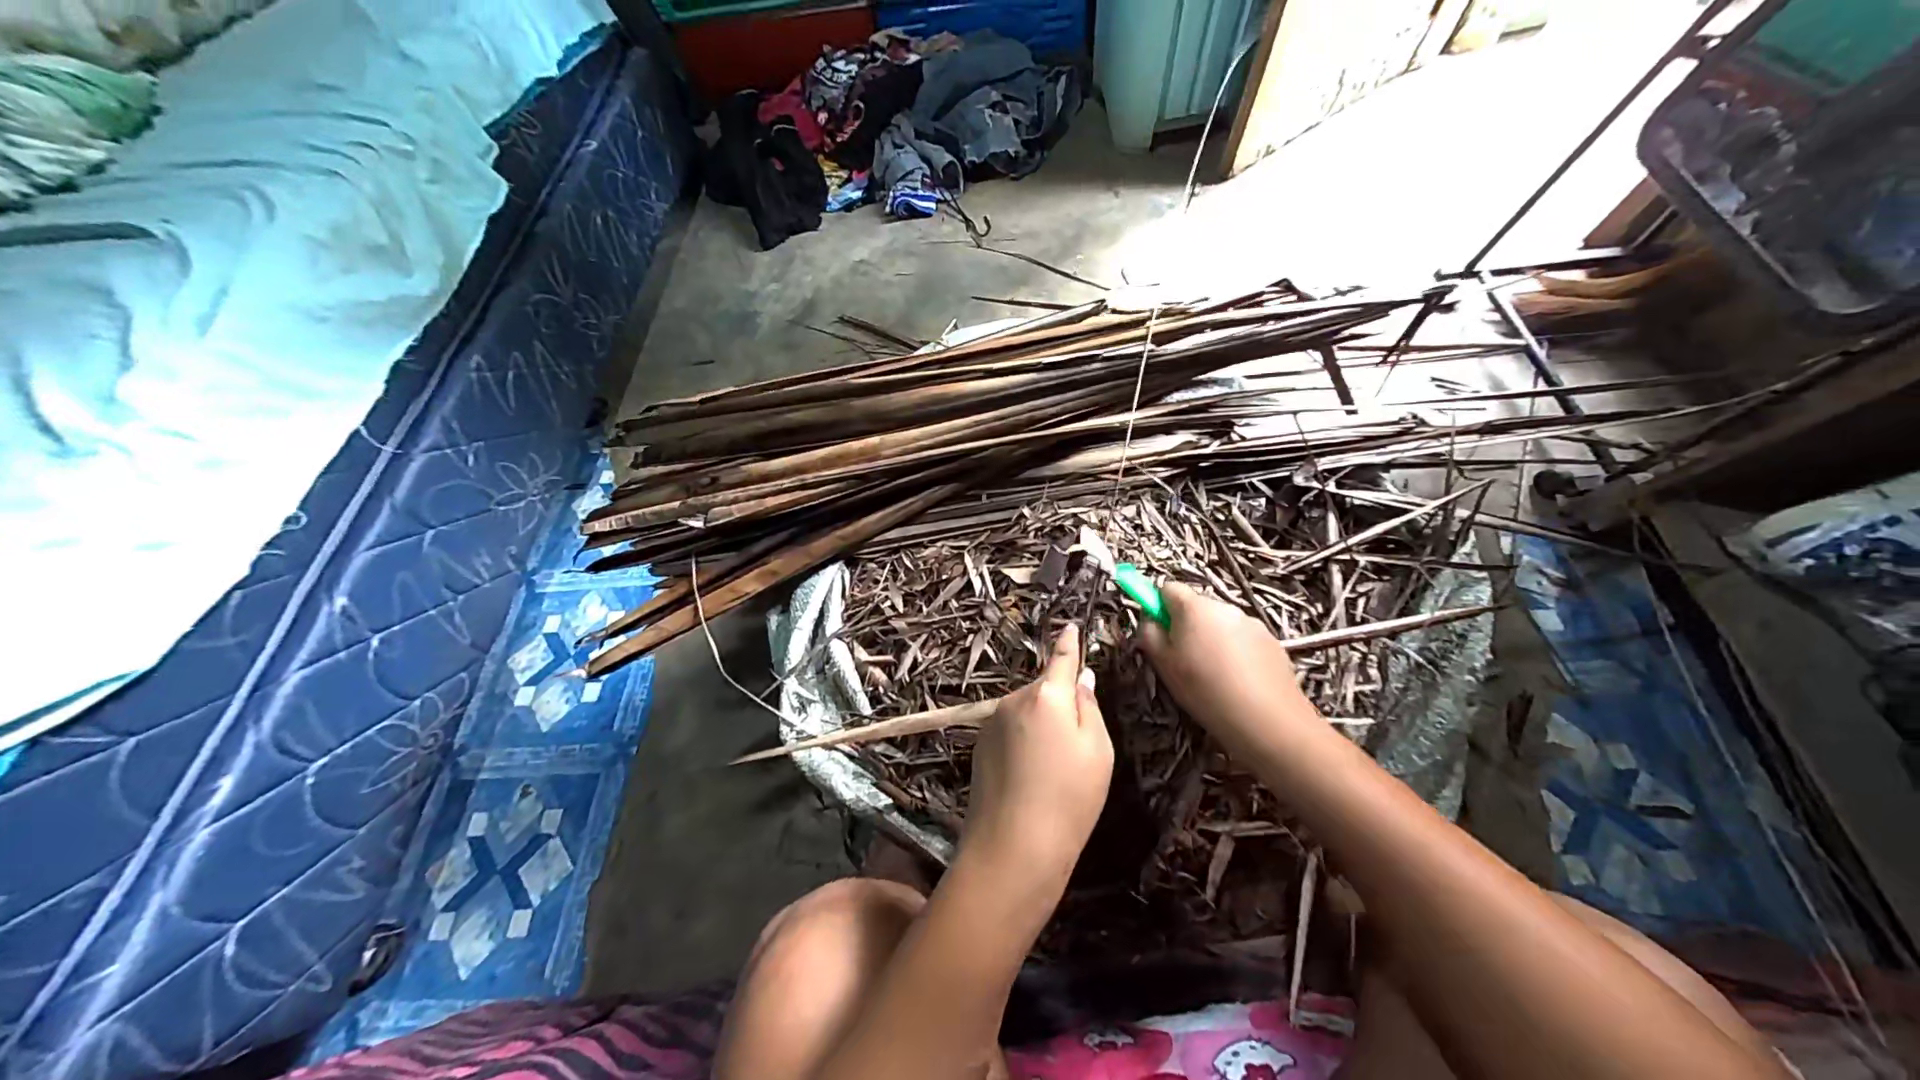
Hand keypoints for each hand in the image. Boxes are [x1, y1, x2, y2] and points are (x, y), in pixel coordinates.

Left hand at [964, 624, 1112, 874]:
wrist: (1014, 846)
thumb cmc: (1070, 797)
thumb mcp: (1098, 750)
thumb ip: (1088, 707)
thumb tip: (1080, 678)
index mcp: (1046, 694)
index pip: (1061, 658)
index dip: (1069, 643)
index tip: (1070, 627)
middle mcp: (1013, 699)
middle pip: (1043, 687)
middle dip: (1058, 698)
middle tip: (1078, 737)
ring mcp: (991, 723)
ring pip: (1025, 710)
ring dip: (1040, 721)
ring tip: (1055, 764)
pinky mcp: (979, 746)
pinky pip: (1010, 730)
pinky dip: (1023, 740)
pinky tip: (1032, 774)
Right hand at [1135, 582, 1322, 755]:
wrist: (1267, 719)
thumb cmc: (1204, 689)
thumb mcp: (1163, 664)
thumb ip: (1149, 634)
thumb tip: (1150, 620)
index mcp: (1194, 607)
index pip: (1168, 588)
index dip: (1159, 607)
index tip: (1161, 634)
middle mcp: (1224, 607)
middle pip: (1196, 606)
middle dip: (1187, 626)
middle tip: (1184, 660)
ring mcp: (1252, 623)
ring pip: (1220, 625)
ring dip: (1212, 640)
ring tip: (1214, 675)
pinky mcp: (1272, 642)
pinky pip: (1243, 640)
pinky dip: (1236, 653)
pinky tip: (1237, 681)